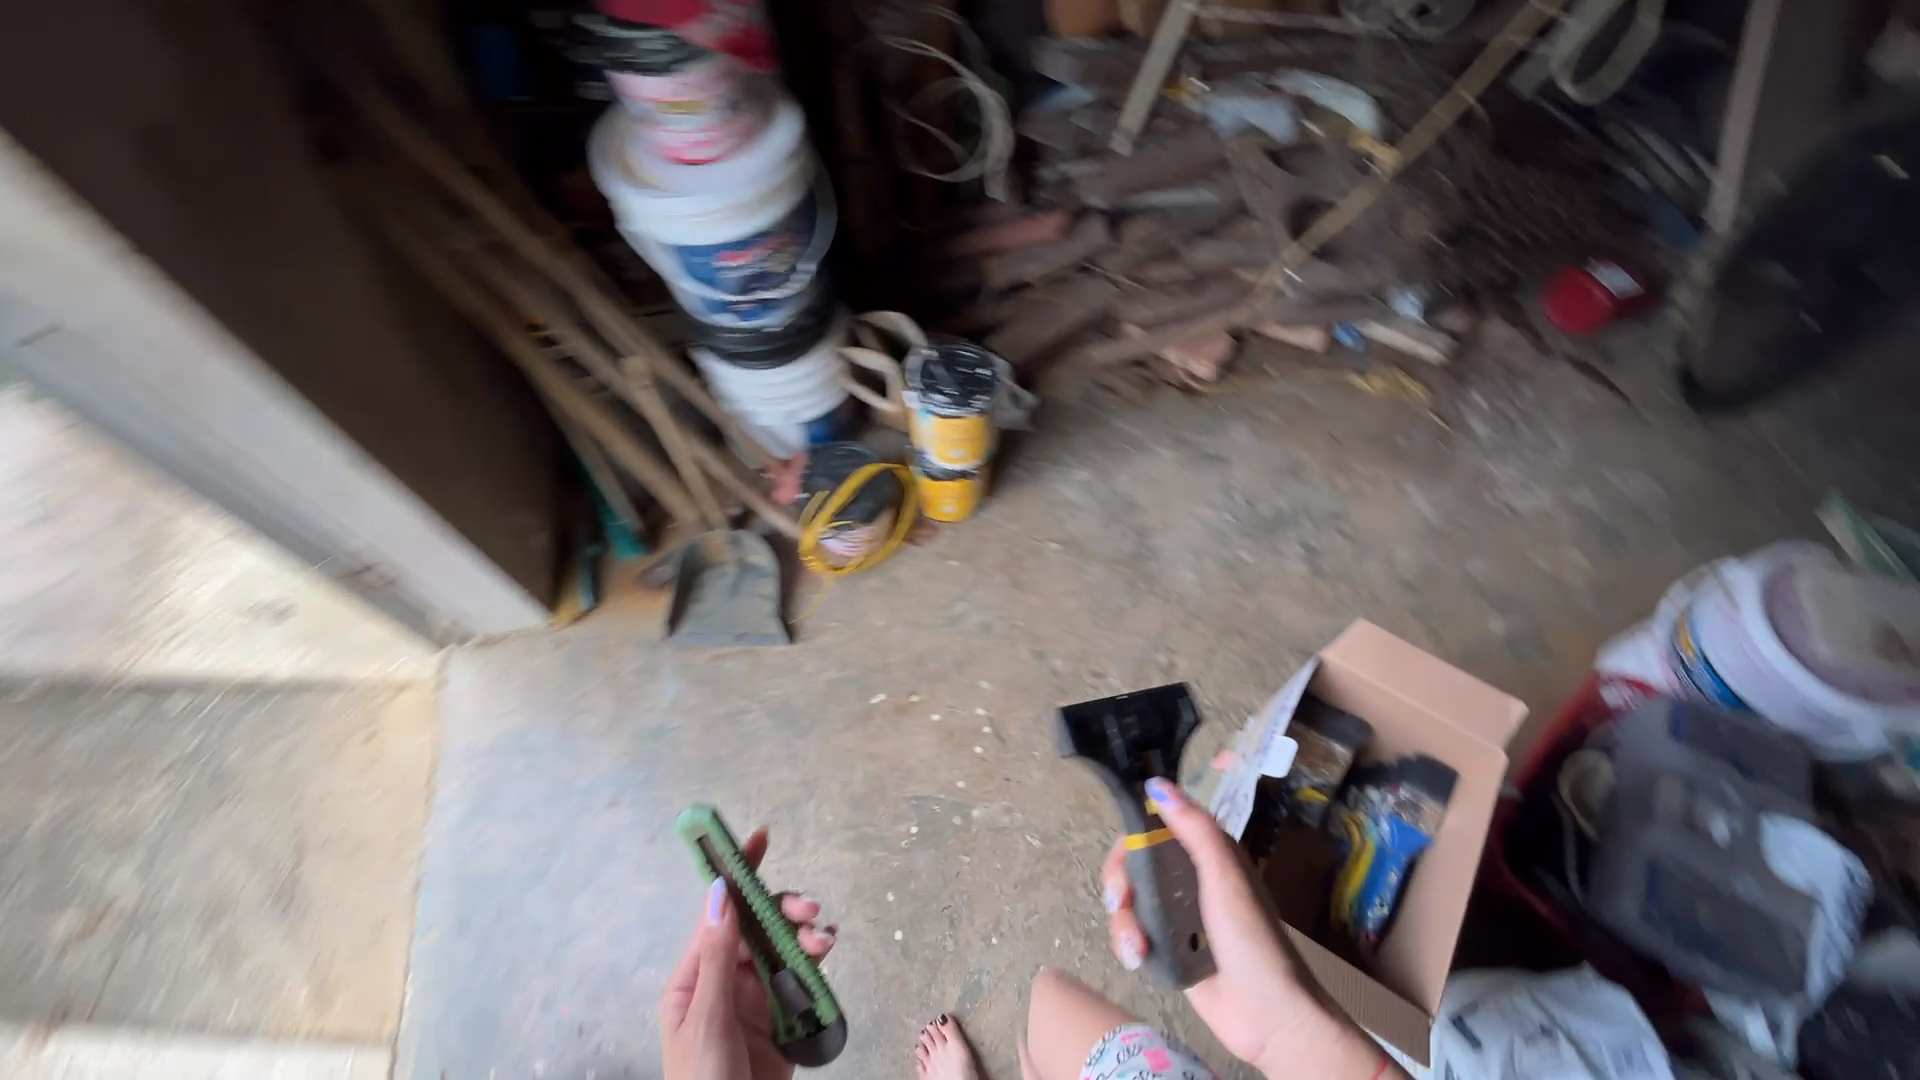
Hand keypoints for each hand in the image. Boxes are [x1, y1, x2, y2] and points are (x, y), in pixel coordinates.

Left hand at [660, 828, 836, 1079]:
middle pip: (759, 926)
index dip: (740, 873)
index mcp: (695, 977)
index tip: (760, 837)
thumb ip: (716, 958)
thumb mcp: (706, 1021)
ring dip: (806, 935)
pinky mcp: (784, 1016)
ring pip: (785, 946)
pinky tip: (827, 951)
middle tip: (810, 910)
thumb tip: (720, 893)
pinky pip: (803, 975)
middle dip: (785, 910)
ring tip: (824, 939)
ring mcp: (757, 997)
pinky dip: (817, 958)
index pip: (720, 913)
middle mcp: (726, 979)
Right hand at [1104, 777, 1398, 1079]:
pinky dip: (1128, 942)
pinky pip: (1132, 932)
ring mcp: (1176, 915)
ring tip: (1137, 947)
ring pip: (1129, 900)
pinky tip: (1138, 959)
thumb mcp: (1224, 876)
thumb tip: (1156, 783)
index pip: (1155, 828)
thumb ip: (1194, 829)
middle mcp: (1188, 879)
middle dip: (1120, 883)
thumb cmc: (1251, 938)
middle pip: (1134, 864)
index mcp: (1206, 854)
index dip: (1132, 837)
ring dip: (1123, 922)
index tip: (1124, 856)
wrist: (1268, 1015)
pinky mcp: (1167, 948)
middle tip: (1120, 903)